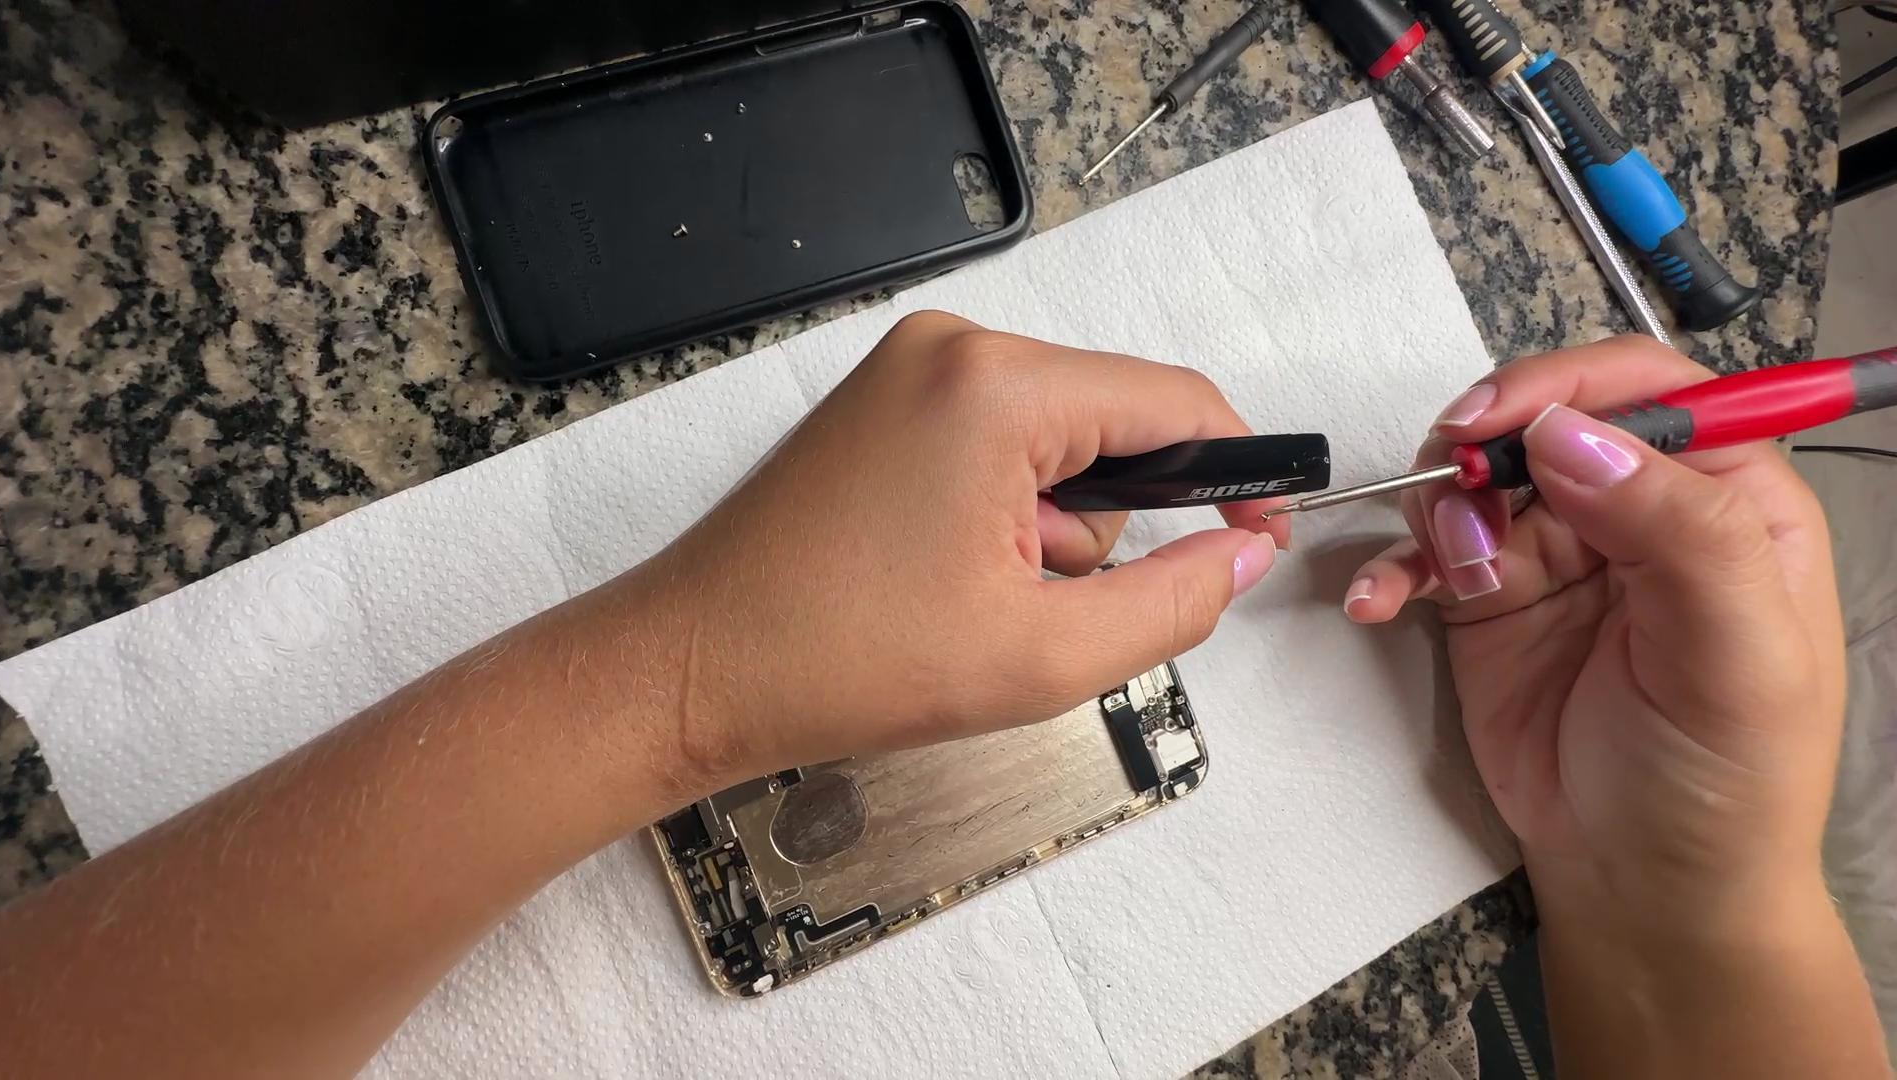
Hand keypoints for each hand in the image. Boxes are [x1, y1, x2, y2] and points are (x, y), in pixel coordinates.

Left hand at [617, 310, 1288, 792]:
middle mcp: (951, 351)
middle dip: (1106, 521)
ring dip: (1044, 527)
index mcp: (996, 386)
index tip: (1254, 533)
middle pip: (1108, 421)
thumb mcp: (1044, 655)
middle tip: (1046, 602)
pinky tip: (941, 569)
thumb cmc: (847, 662)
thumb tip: (1242, 555)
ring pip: (1050, 441)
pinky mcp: (882, 404)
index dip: (1234, 469)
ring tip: (975, 595)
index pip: (1173, 401)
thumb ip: (1173, 603)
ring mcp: (907, 370)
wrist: (697, 666)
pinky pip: (991, 443)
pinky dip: (999, 509)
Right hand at [1343, 338, 1845, 935]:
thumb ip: (1676, 532)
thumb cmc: (1716, 770)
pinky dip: (1387, 572)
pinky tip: (1380, 604)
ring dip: (1432, 516)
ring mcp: (1542, 553)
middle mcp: (1623, 513)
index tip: (1488, 423)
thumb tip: (1567, 437)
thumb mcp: (1734, 657)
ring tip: (1446, 580)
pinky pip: (1416, 557)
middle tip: (1456, 515)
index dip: (1563, 385)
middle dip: (1477, 457)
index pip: (1645, 391)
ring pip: (1463, 483)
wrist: (1630, 862)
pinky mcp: (1477, 597)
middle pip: (1530, 428)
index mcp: (1720, 503)